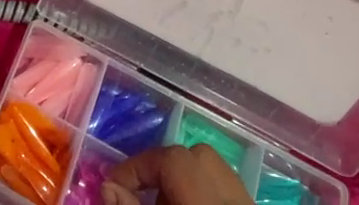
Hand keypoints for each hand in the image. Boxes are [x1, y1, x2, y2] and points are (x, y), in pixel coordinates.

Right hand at [104, 144, 254, 204]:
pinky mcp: (251, 202)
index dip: (132, 169)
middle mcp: (224, 178)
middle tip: (139, 199)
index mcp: (197, 179)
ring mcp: (243, 193)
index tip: (110, 185)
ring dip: (180, 185)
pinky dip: (202, 195)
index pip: (163, 159)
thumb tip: (108, 186)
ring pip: (207, 172)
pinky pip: (223, 189)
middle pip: (188, 159)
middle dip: (159, 175)